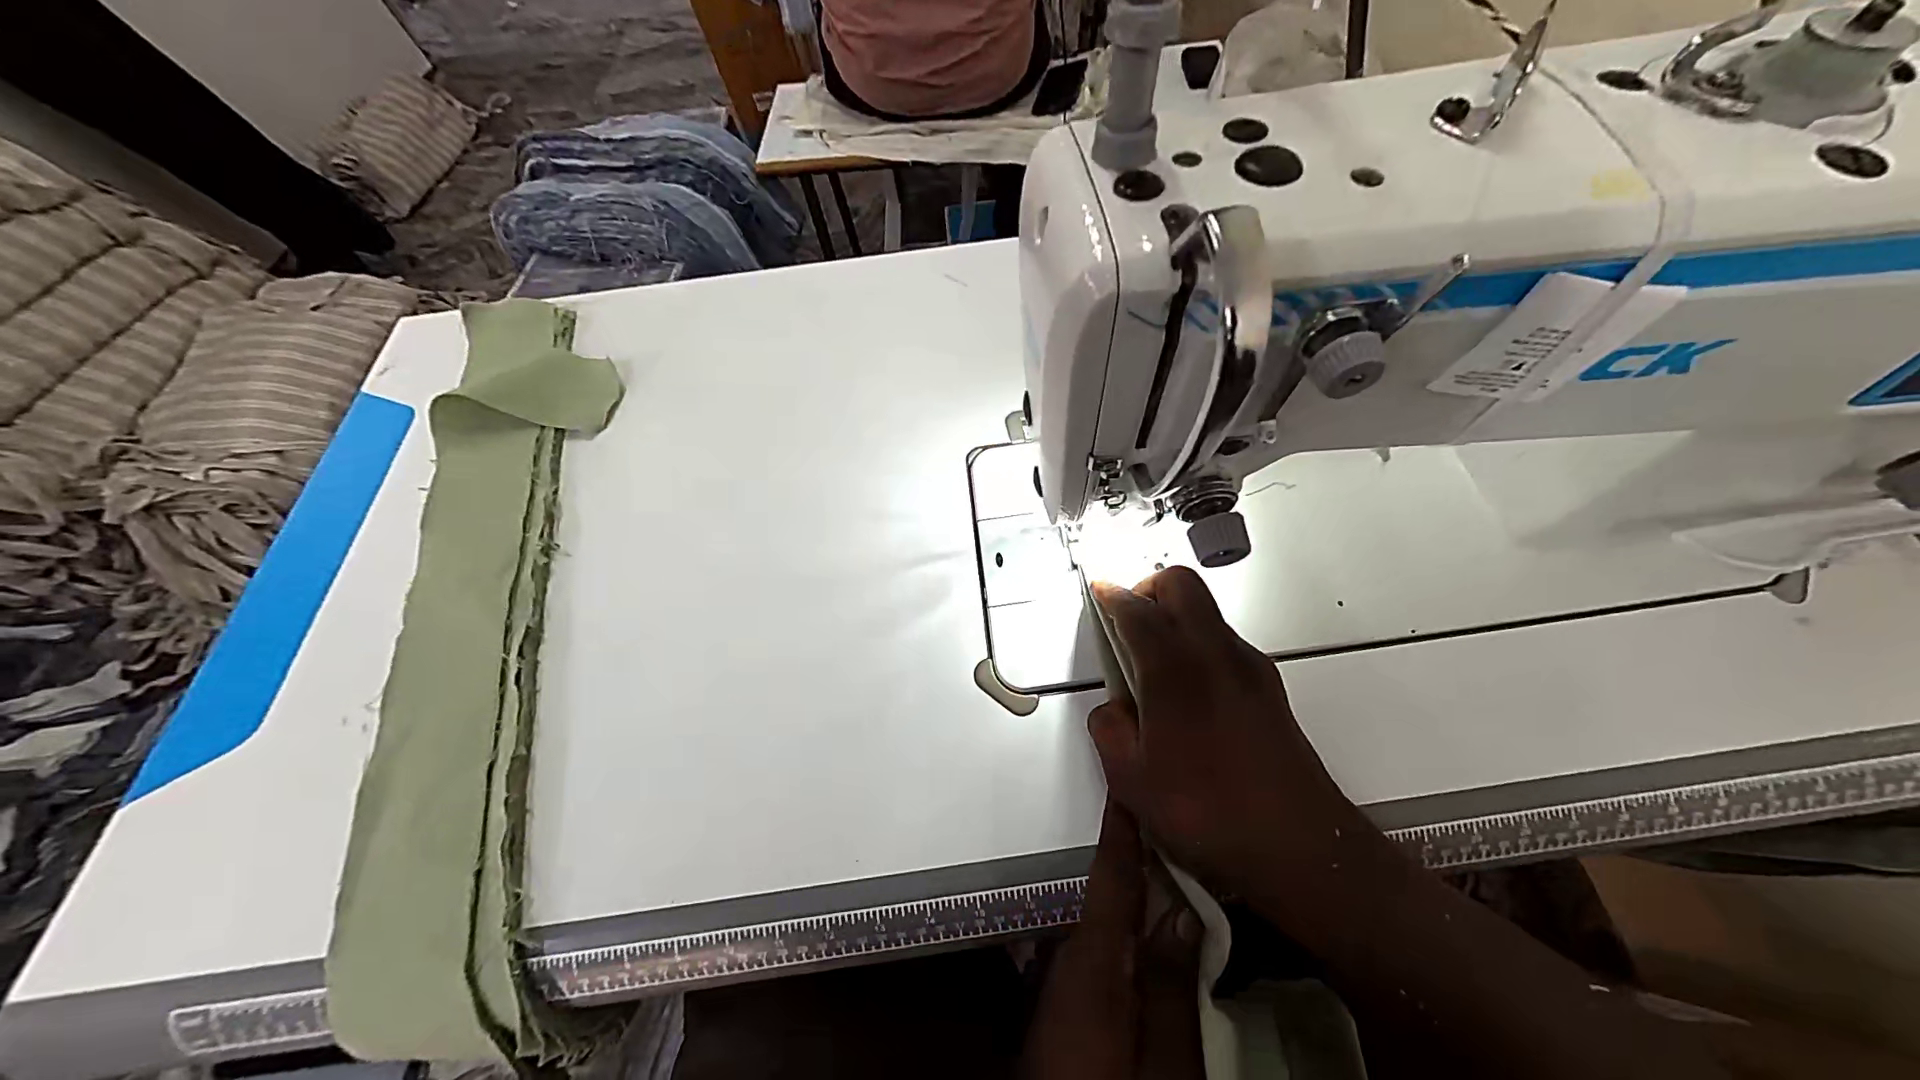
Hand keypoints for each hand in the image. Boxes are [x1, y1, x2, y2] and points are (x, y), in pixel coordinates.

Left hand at [1021, 800, 1203, 1079]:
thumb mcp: (1166, 1065)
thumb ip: (1168, 984)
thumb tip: (1177, 909)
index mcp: (1092, 965)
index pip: (1109, 881)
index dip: (1119, 832)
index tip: (1125, 785)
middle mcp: (1063, 960)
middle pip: (1099, 895)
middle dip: (1127, 859)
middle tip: (1160, 821)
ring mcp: (1053, 983)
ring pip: (1092, 919)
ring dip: (1120, 893)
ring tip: (1155, 862)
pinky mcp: (1054, 1005)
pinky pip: (1085, 947)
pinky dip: (1110, 926)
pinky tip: (1132, 927)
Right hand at [1087, 567, 1370, 895]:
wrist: (1298, 847)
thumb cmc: (1218, 814)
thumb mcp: (1131, 778)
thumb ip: (1109, 730)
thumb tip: (1112, 713)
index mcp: (1175, 670)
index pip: (1136, 607)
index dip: (1110, 596)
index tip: (1100, 595)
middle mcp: (1216, 656)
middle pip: (1180, 585)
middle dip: (1146, 589)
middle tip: (1125, 618)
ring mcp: (1248, 668)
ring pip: (1206, 612)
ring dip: (1174, 617)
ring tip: (1149, 660)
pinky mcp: (1267, 688)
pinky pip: (1224, 642)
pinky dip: (1196, 645)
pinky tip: (1183, 689)